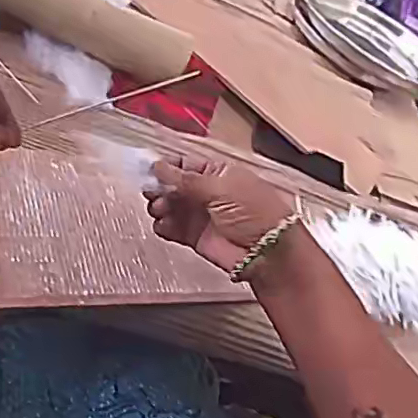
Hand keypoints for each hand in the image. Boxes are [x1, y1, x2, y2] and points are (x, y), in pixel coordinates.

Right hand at [145, 158, 296, 273]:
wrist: (267, 252)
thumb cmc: (256, 213)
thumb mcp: (221, 188)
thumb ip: (186, 179)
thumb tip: (159, 167)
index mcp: (216, 174)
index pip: (184, 165)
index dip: (166, 168)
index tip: (150, 172)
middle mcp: (206, 193)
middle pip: (172, 186)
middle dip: (159, 188)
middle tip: (152, 193)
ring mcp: (199, 214)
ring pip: (168, 206)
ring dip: (159, 207)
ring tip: (161, 211)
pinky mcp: (194, 236)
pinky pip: (171, 228)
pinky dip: (163, 226)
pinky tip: (164, 225)